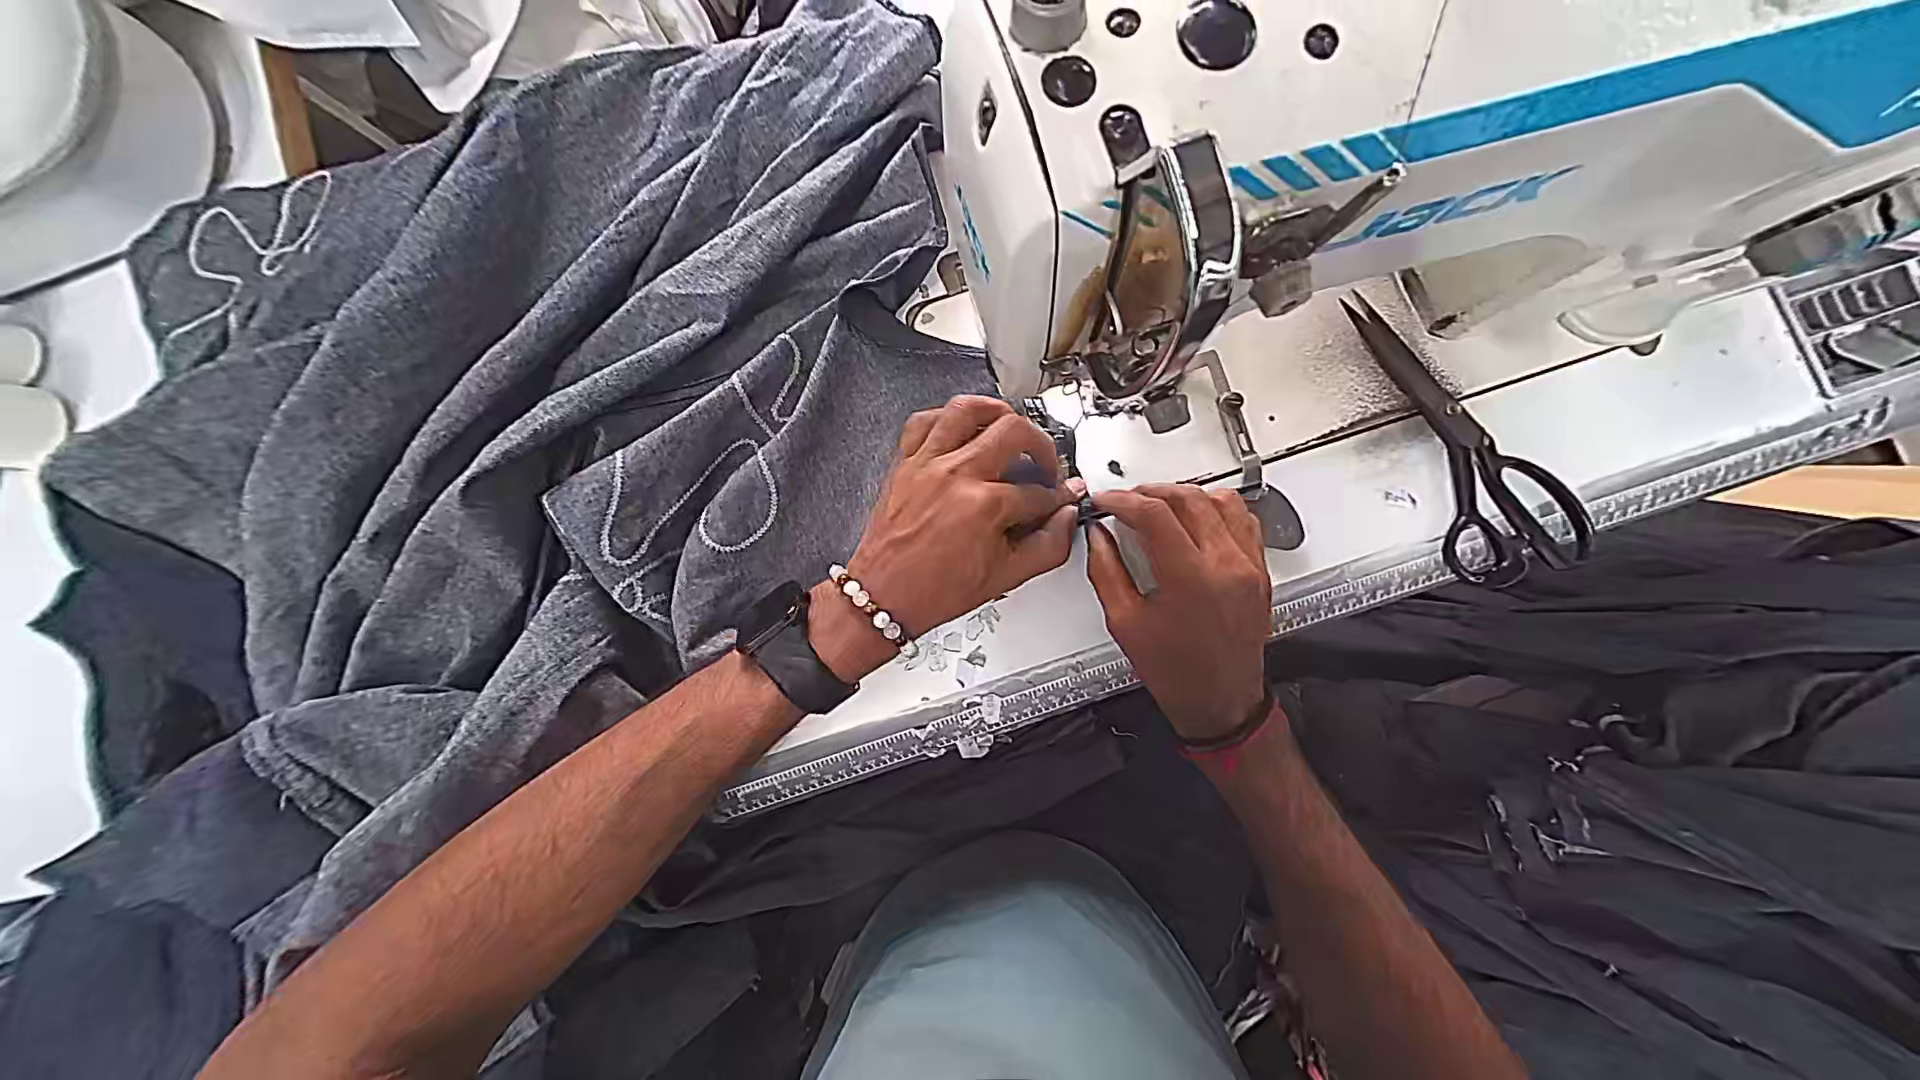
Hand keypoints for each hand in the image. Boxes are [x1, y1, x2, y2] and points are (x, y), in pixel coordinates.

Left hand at [808, 396, 1083, 682]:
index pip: (1038, 492)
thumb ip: (1047, 547)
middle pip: (1015, 433)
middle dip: (1043, 447)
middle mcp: (956, 476)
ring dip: (998, 412)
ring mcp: (927, 465)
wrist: (885, 596)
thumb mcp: (1005, 578)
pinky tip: (962, 427)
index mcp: (984, 507)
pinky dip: (946, 417)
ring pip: (968, 410)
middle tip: (1045, 465)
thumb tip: (1067, 520)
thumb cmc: (933, 591)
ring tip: (1012, 425)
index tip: (1061, 500)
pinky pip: (924, 421)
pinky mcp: (905, 463)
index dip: (1058, 498)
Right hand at [1086, 484, 1272, 740]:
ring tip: (1159, 506)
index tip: (1107, 502)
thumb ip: (1106, 570)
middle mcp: (1226, 566)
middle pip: (1186, 498)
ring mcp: (1248, 566)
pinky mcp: (1260, 571)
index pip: (1154, 513)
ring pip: (1219, 500)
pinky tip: (1197, 516)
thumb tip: (1099, 536)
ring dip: (1184, 495)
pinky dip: (1217, 508)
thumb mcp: (1124, 623)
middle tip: (1126, 503)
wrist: (1221, 702)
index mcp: (1190, 579)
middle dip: (1149, 493)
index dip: (1122, 500)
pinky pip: (1244, 519)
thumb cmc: (1178, 674)